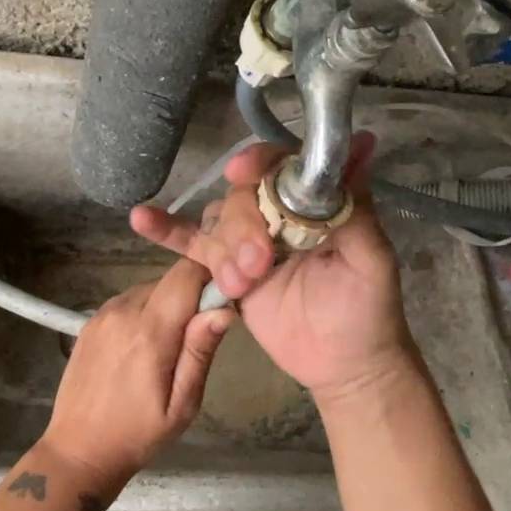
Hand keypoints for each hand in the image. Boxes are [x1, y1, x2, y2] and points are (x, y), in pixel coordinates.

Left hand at [40, 259, 232, 486]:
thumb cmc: (137, 435)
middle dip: (189, 300)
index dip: (209, 280)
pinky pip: (127, 302)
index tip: (219, 305)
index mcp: (149, 332)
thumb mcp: (181, 405)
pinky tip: (141, 349)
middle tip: (194, 341)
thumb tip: (223, 309)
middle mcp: (122, 312)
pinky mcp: (89, 322)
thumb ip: (200, 352)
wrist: (78, 450)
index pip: (186, 274)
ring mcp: (102, 314)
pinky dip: (142, 314)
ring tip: (165, 351)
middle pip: (168, 281)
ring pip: (148, 289)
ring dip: (165, 308)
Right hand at [130, 134, 416, 403]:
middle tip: (258, 266)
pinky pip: (192, 246)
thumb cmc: (367, 311)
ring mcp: (248, 242)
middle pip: (241, 198)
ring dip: (221, 250)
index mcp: (311, 205)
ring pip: (216, 223)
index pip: (279, 167)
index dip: (258, 164)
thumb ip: (354, 206)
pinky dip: (167, 231)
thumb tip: (364, 142)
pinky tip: (141, 217)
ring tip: (239, 284)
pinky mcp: (226, 271)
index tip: (241, 172)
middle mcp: (277, 215)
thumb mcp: (369, 257)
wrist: (344, 368)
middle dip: (242, 228)